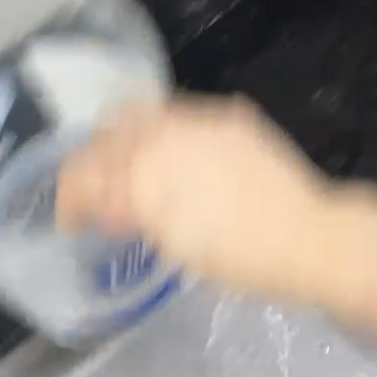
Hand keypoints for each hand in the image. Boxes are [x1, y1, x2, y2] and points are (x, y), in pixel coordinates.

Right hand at [58, 96, 334, 293]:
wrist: (307, 238)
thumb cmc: (242, 263)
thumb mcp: (177, 250)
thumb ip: (136, 219)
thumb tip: (113, 208)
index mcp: (142, 180)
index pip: (83, 178)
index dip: (70, 201)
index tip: (73, 220)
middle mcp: (161, 138)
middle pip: (102, 140)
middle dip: (91, 167)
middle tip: (98, 194)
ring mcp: (196, 121)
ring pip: (136, 114)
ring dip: (122, 141)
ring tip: (131, 167)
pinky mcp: (226, 116)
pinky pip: (177, 113)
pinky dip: (162, 132)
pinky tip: (174, 155)